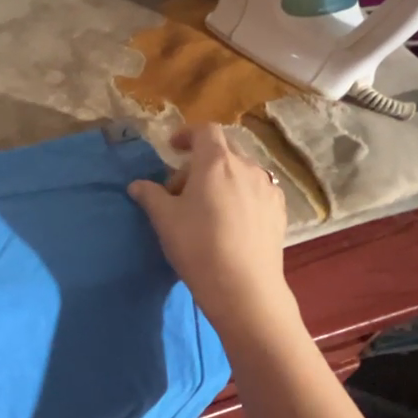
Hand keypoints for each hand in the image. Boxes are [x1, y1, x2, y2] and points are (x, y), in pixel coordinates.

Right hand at [127, 124, 290, 317]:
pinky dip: (240, 195)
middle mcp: (247, 167)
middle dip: (200, 162)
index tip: (172, 149)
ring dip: (221, 180)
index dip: (187, 135)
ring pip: (241, 172)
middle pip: (224, 150)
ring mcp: (268, 188)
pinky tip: (230, 222)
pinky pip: (256, 191)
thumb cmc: (197, 245)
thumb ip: (150, 195)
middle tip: (182, 189)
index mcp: (216, 162)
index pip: (205, 131)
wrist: (243, 286)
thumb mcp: (164, 219)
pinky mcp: (279, 211)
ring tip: (207, 208)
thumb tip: (137, 185)